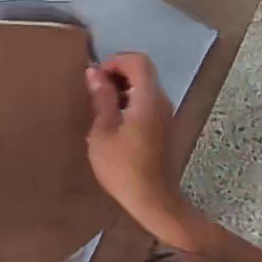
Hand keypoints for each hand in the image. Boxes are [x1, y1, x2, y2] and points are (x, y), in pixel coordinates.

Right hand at [85, 53, 204, 249]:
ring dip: (123, 89)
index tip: (96, 76)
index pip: (138, 61)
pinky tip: (114, 123)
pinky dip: (131, 102)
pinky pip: (148, 103)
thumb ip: (101, 98)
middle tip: (95, 91)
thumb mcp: (103, 131)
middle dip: (118, 74)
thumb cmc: (122, 167)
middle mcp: (162, 102)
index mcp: (148, 99)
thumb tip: (94, 72)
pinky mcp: (165, 128)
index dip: (115, 61)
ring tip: (101, 107)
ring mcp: (167, 115)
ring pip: (146, 87)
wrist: (153, 200)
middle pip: (144, 72)